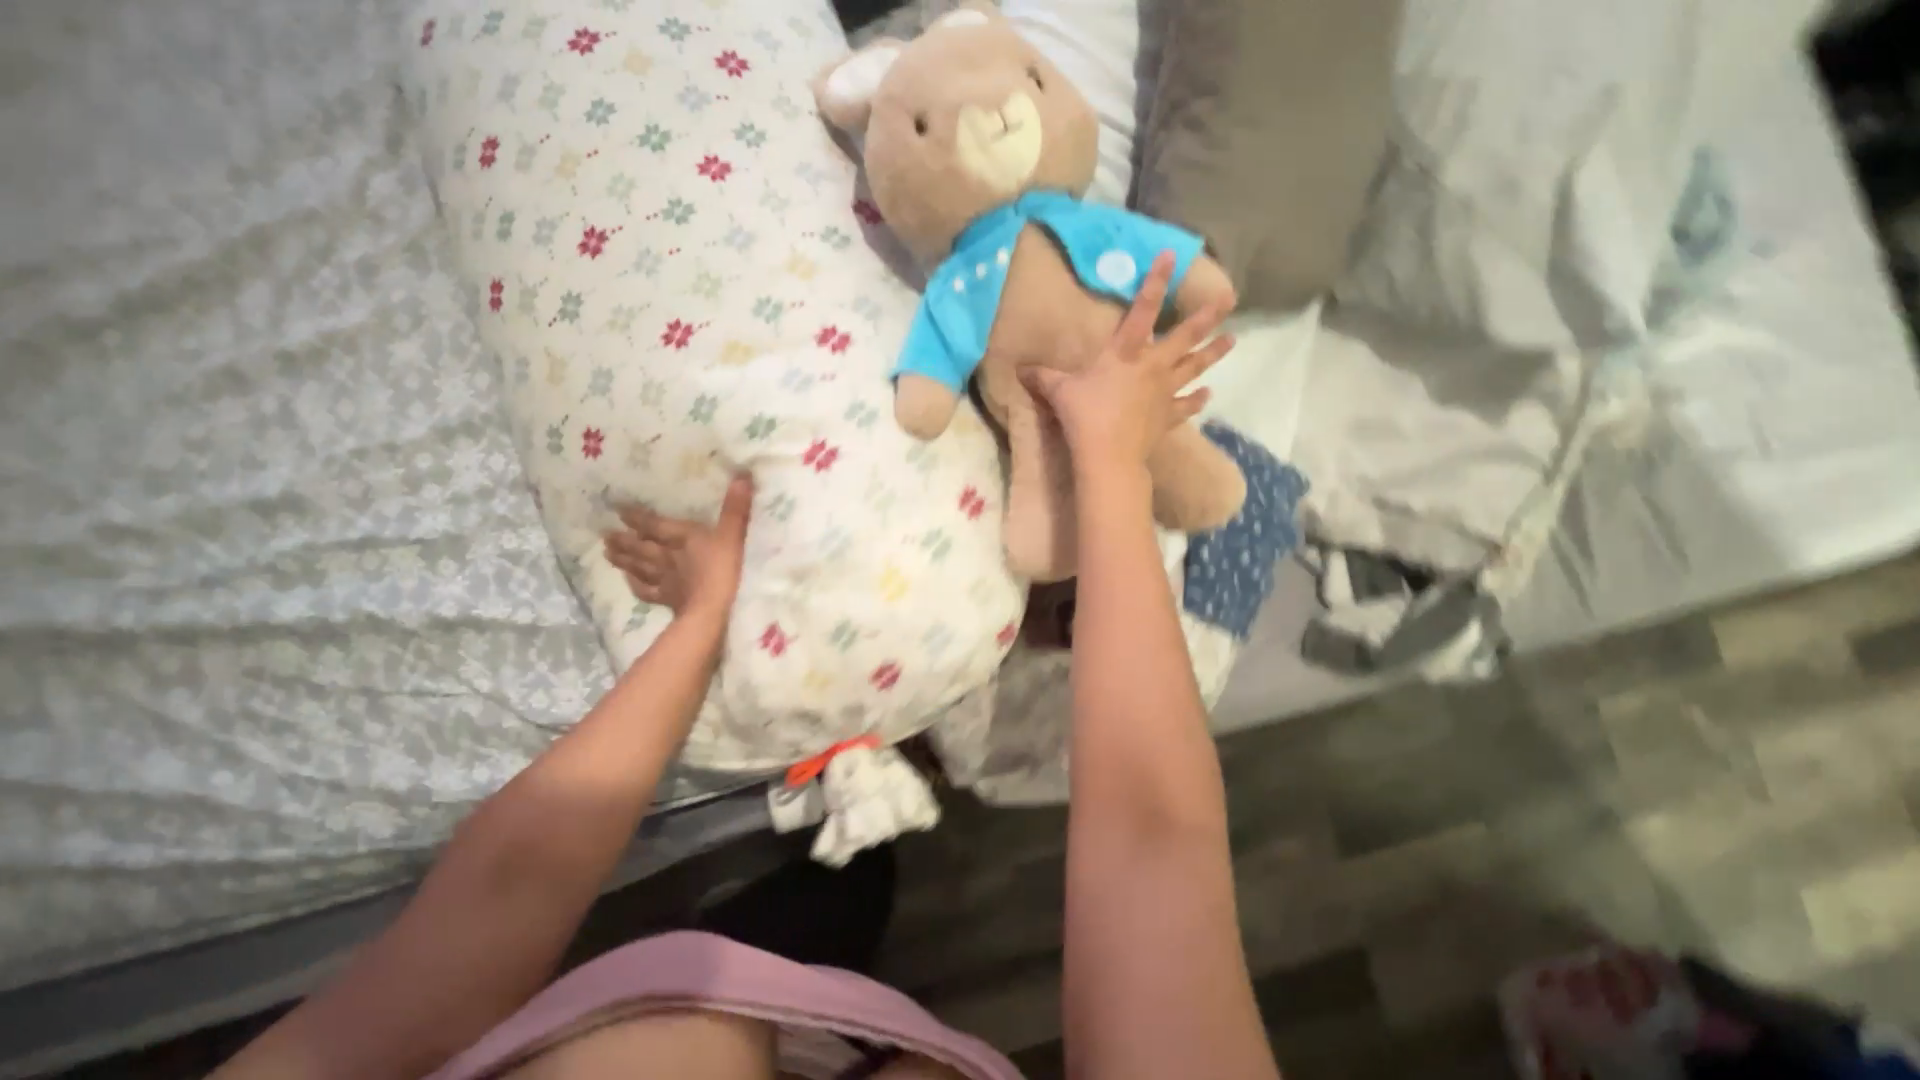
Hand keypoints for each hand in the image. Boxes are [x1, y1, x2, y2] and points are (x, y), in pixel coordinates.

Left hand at [604, 474, 752, 623]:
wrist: (710, 611)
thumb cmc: (722, 571)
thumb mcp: (732, 535)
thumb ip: (736, 508)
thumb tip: (742, 476)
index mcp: (681, 538)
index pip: (654, 525)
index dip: (637, 517)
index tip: (618, 510)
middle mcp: (667, 557)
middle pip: (641, 547)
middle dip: (623, 539)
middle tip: (604, 534)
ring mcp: (665, 580)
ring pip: (639, 566)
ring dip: (623, 559)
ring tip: (607, 552)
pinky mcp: (667, 600)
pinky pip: (646, 591)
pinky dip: (635, 585)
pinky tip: (628, 581)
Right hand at [1021, 251, 1234, 475]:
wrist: (1109, 455)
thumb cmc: (1085, 416)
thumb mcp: (1059, 391)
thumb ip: (1043, 376)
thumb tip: (1019, 369)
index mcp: (1126, 352)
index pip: (1143, 309)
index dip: (1157, 280)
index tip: (1172, 256)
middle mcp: (1152, 366)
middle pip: (1185, 336)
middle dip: (1206, 316)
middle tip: (1228, 300)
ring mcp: (1164, 391)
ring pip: (1195, 367)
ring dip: (1213, 353)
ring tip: (1232, 339)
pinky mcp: (1168, 417)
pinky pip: (1187, 406)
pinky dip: (1198, 400)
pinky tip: (1208, 394)